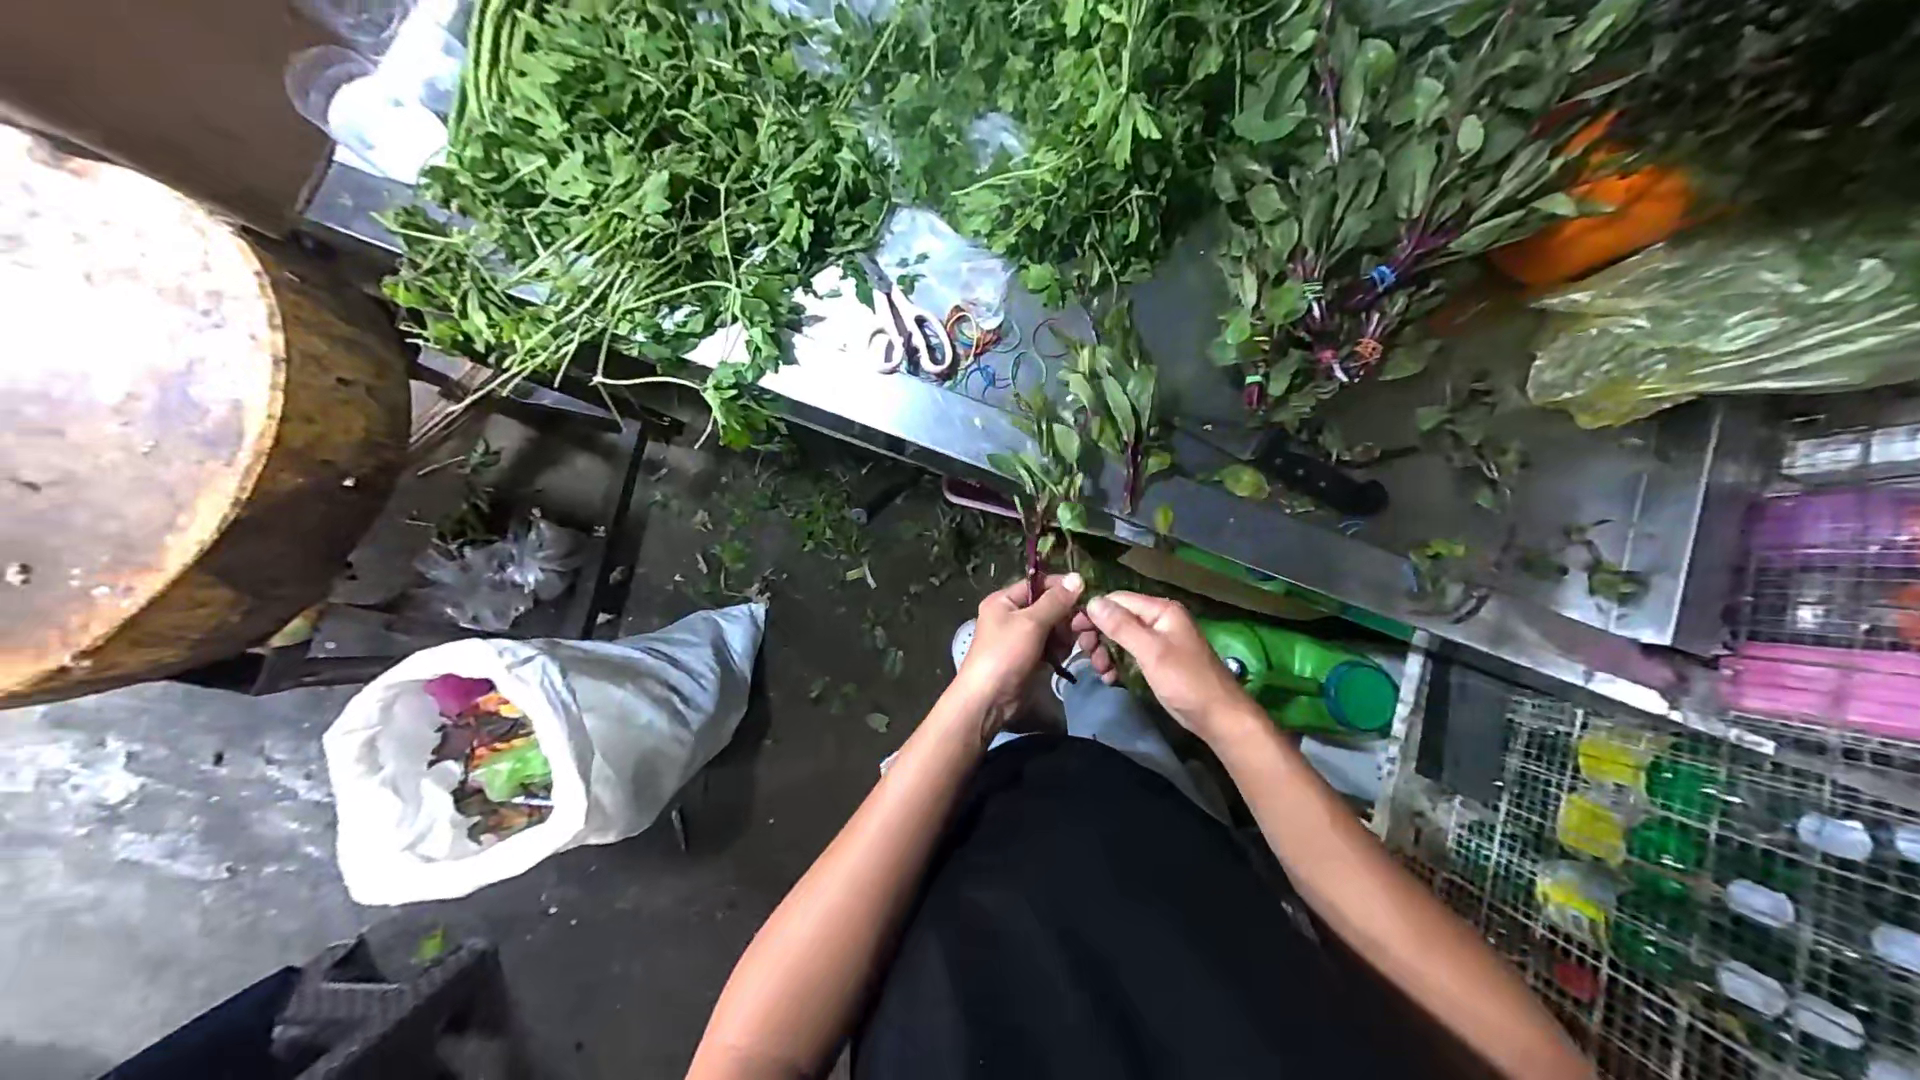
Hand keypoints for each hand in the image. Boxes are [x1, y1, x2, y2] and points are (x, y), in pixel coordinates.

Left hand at [953, 573, 1108, 729]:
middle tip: (1081, 628)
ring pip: (1053, 627)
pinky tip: (1062, 657)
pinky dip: (1059, 649)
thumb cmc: (1005, 654)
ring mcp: (1022, 637)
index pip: (1038, 583)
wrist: (989, 700)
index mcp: (1005, 600)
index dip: (1061, 588)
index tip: (1085, 595)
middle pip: (1049, 606)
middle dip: (1066, 616)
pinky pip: (1051, 645)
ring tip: (1068, 646)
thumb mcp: (1030, 623)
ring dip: (1064, 635)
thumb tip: (1077, 577)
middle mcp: (1012, 615)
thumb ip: (1055, 601)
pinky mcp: (1030, 656)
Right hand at [1083, 592, 1259, 742]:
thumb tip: (1092, 601)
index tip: (1074, 630)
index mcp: (1162, 610)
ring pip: (1120, 637)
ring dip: (1105, 651)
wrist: (1219, 718)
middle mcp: (1160, 620)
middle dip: (1099, 634)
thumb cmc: (1186, 681)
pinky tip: (1110, 677)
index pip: (1118, 599)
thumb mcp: (1151, 651)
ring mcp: (1159, 641)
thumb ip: (1121, 625)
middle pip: (1117, 618)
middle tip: (1086, 653)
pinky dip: (1117, 663)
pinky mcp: (1157, 660)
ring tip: (1101, 670)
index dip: (1094, 612)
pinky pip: (1129, 654)